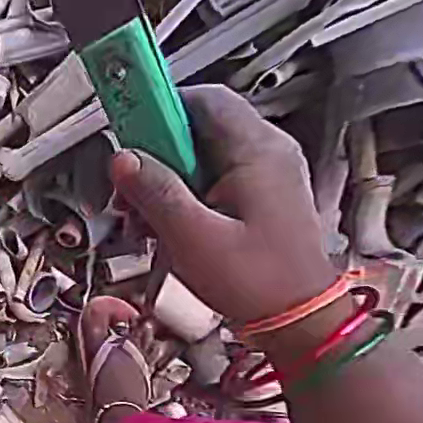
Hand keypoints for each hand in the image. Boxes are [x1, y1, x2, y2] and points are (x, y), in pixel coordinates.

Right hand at [111, 85, 339, 326]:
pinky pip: (207, 181)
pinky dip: (179, 197)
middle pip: (195, 130)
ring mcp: (262, 176)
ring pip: (196, 157)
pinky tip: (163, 227)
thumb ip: (156, 193)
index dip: (160, 108)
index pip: (204, 100)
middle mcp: (265, 154)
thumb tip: (122, 158)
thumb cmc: (256, 282)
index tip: (125, 130)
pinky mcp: (254, 197)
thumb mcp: (194, 238)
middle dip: (153, 157)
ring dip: (161, 182)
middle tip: (128, 191)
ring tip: (142, 218)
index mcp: (258, 152)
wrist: (300, 322)